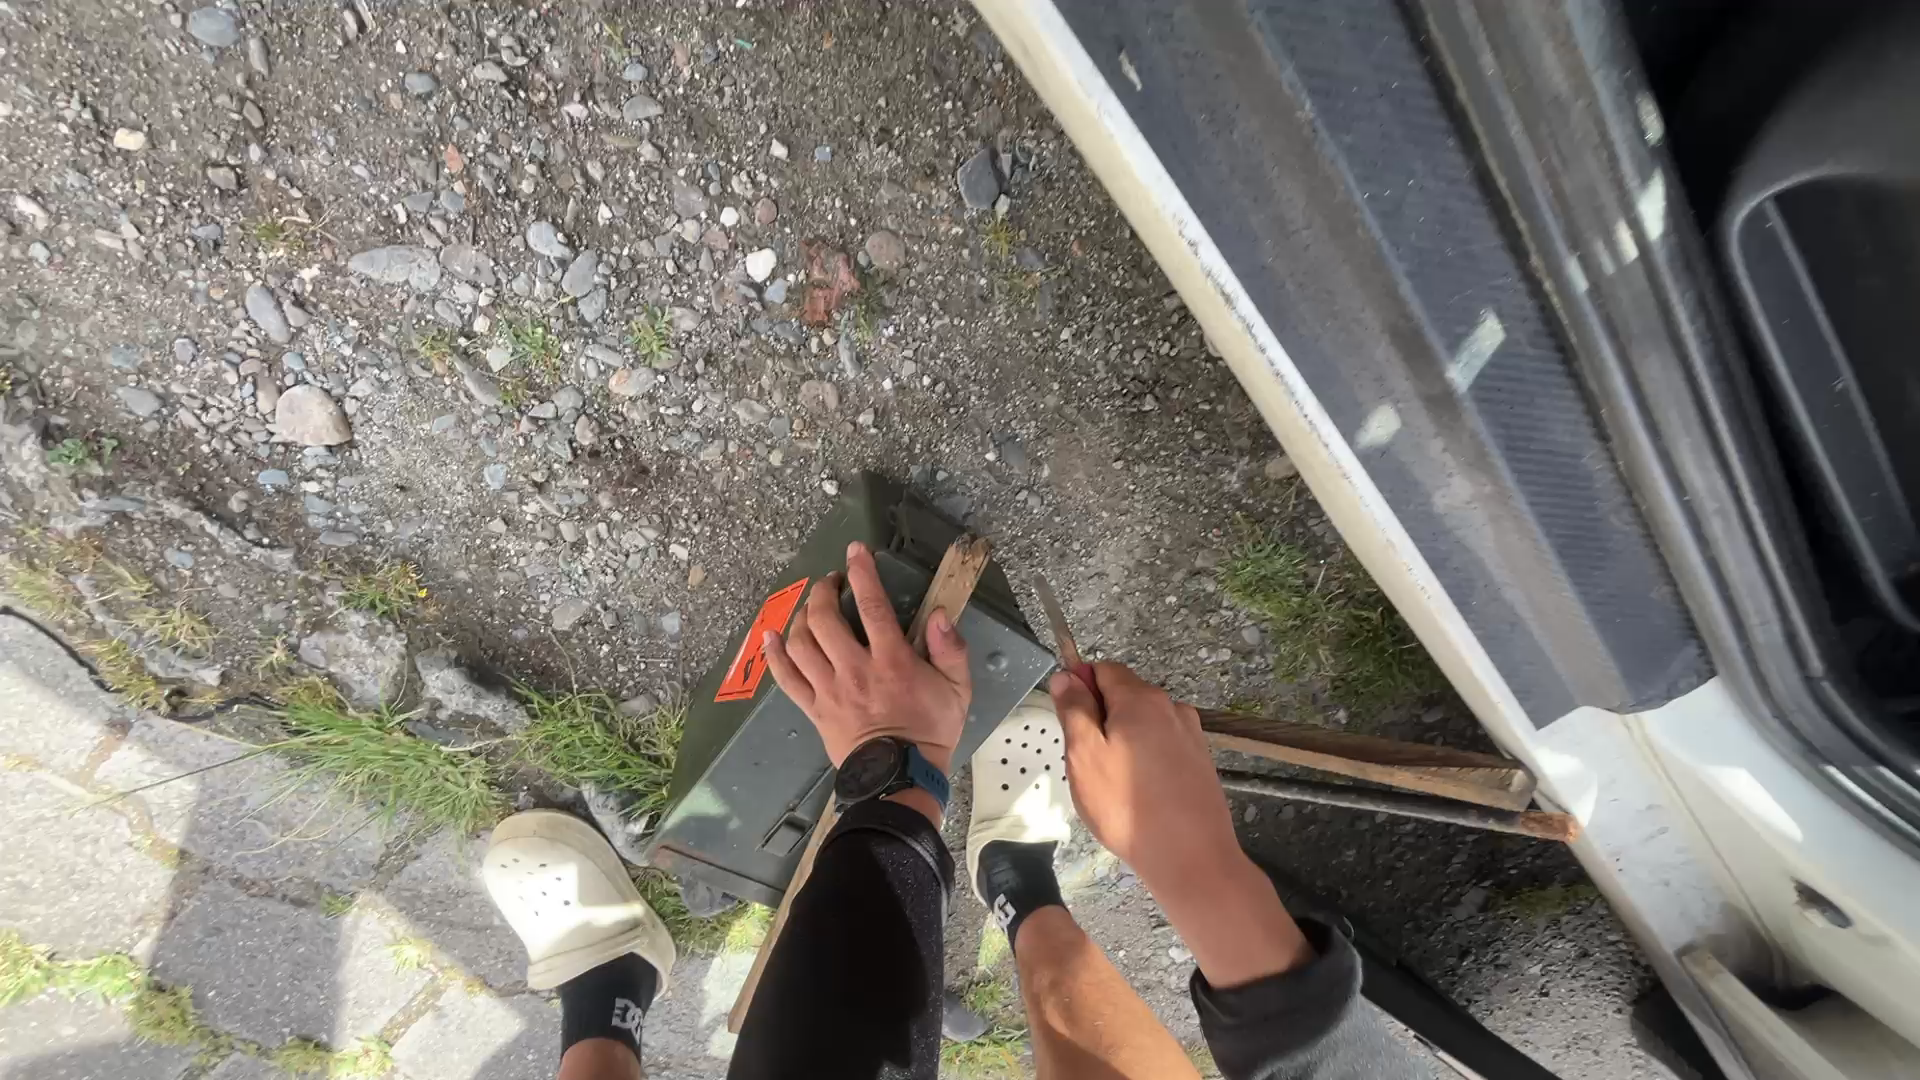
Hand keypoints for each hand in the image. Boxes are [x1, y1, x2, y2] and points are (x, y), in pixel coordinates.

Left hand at [763, 541, 971, 773]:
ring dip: (802, 616)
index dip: (863, 574)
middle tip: (832, 581)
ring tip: (812, 605)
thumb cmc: (930, 731)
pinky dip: (775, 654)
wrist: (900, 779)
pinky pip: (786, 678)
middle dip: (824, 591)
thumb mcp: (958, 690)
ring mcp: (829, 689)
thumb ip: (951, 650)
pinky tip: (771, 636)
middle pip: (826, 620)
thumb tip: (939, 615)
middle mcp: (854, 669)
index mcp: (892, 661)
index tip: (856, 551)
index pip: (873, 607)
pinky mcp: (814, 708)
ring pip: (802, 643)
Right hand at [1053, 663, 1314, 985]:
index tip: (1069, 722)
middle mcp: (1171, 707)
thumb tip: (1065, 675)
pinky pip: (1161, 744)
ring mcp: (1190, 734)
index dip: (1080, 687)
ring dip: (1121, 739)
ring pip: (1142, 722)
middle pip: (1124, 695)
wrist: (1191, 859)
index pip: (1103, 669)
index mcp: (1141, 699)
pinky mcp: (1200, 761)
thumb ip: (1074, 709)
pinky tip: (1138, 793)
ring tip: (1112, 783)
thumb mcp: (1084, 754)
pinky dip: (1144, 758)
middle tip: (1086, 760)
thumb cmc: (1126, 806)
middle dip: (1100, 717)